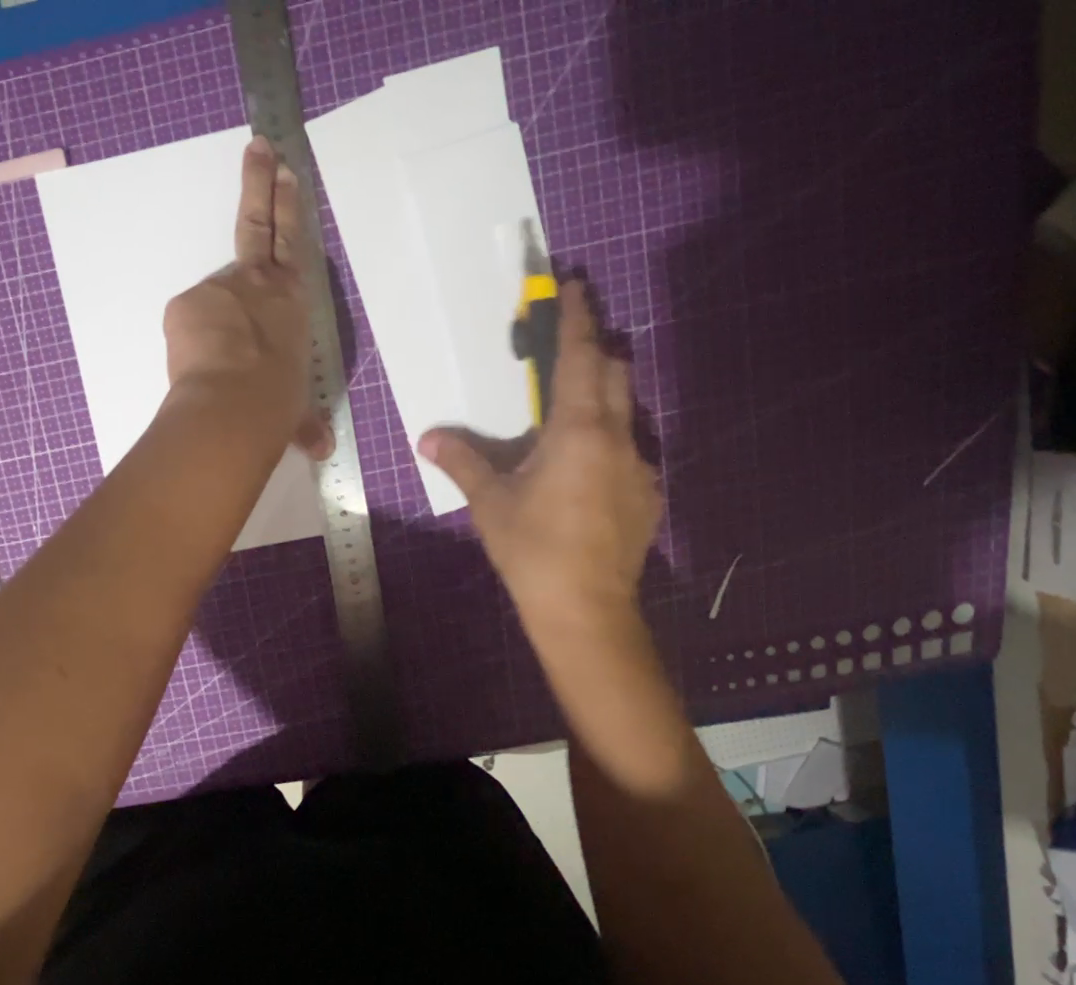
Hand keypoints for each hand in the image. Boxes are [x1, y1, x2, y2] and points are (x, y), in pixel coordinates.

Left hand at [163, 136, 332, 458]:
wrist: (232, 406)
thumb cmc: (276, 404)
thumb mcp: (295, 410)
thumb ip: (304, 424)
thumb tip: (320, 449)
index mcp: (291, 302)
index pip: (292, 242)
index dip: (288, 202)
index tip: (284, 166)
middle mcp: (258, 284)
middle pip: (257, 221)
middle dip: (259, 181)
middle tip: (259, 146)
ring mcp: (218, 289)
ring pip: (213, 303)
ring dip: (214, 326)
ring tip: (218, 367)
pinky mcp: (185, 304)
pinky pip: (188, 325)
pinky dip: (191, 346)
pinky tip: (197, 369)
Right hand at [418, 280, 661, 627]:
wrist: (585, 607)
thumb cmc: (532, 546)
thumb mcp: (489, 502)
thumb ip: (462, 461)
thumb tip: (427, 438)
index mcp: (579, 429)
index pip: (581, 358)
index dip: (577, 319)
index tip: (576, 286)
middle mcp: (618, 437)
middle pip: (617, 373)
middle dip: (596, 351)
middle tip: (568, 347)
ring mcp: (640, 467)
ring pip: (628, 412)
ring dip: (605, 396)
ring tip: (572, 410)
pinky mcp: (648, 496)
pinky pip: (630, 450)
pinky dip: (610, 441)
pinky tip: (587, 469)